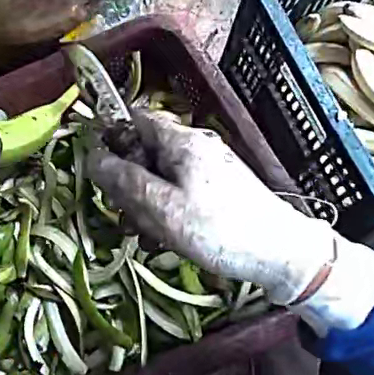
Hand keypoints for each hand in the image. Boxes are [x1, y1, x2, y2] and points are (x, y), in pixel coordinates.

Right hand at [86, 110, 373, 330]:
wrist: (281, 254)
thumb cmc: (219, 230)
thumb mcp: (161, 208)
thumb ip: (124, 180)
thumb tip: (92, 157)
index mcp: (180, 141)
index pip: (133, 120)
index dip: (111, 139)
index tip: (100, 171)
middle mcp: (194, 146)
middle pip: (143, 151)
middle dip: (127, 182)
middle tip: (125, 216)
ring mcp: (208, 168)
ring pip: (159, 176)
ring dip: (144, 204)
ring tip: (146, 236)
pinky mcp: (217, 189)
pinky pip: (178, 191)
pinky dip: (166, 211)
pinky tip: (167, 239)